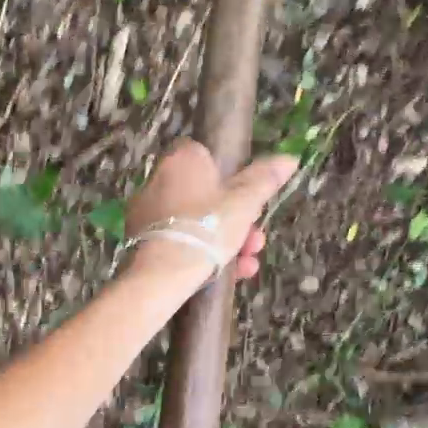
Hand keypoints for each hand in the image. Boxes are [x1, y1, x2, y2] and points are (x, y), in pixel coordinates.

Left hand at [122, 140, 298, 281]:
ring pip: (195, 223)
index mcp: (178, 162)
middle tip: (255, 234)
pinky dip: (205, 256)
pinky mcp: (141, 245)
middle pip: (204, 195)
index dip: (228, 169)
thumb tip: (287, 159)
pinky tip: (233, 272)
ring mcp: (145, 217)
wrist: (163, 275)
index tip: (248, 189)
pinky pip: (180, 243)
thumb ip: (265, 178)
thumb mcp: (246, 200)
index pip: (202, 152)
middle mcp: (155, 185)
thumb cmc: (206, 227)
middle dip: (237, 216)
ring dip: (228, 241)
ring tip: (249, 258)